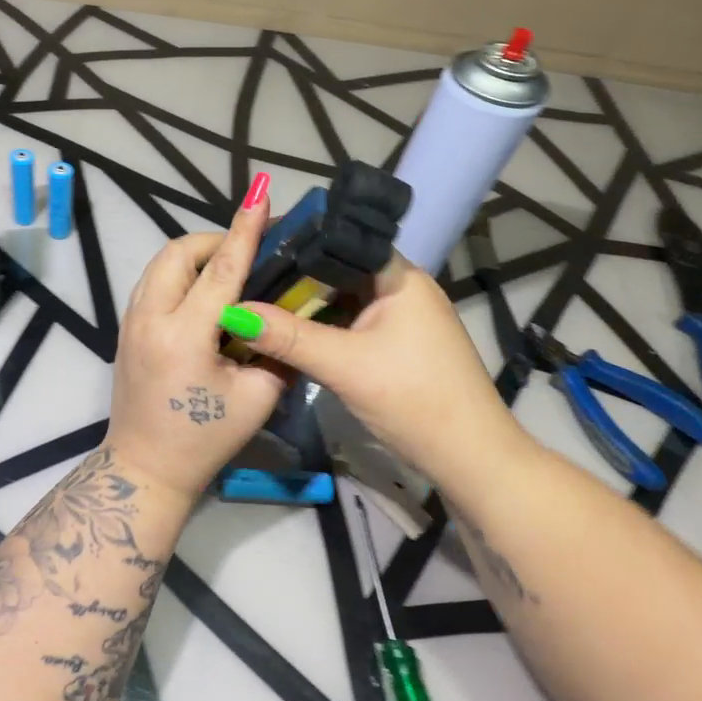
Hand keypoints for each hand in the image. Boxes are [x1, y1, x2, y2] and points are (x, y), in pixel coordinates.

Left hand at [106, 176, 286, 494]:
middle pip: (178, 252)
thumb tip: (285, 314)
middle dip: (214, 240)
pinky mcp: (126, 329)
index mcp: (184, 335)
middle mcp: (150, 318)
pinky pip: (151, 282)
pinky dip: (177, 274)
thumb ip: (275, 349)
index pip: (220, 269)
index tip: (260, 193)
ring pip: (159, 264)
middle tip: (247, 252)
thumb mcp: (256, 399)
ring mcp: (131, 321)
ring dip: (193, 255)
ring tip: (227, 269)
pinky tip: (202, 292)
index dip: (244, 229)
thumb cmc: (202, 440)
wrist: (145, 466)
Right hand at [225, 254, 522, 480]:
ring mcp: (400, 319)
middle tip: (244, 278)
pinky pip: (348, 323)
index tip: (252, 249)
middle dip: (293, 276)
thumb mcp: (343, 366)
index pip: (341, 241)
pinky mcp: (395, 346)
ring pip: (341, 299)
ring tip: (255, 300)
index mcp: (399, 278)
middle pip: (337, 270)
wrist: (470, 459)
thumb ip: (287, 336)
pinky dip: (320, 327)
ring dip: (304, 304)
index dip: (297, 242)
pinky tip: (285, 332)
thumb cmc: (414, 400)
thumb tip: (231, 311)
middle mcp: (401, 289)